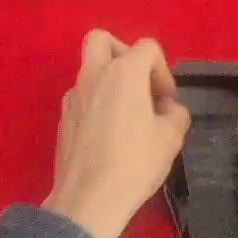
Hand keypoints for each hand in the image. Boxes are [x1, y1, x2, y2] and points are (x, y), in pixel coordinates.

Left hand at [43, 31, 191, 237]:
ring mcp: (73, 95)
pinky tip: (108, 134)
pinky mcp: (62, 117)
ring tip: (128, 115)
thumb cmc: (134, 163)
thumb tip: (167, 108)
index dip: (163, 70)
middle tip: (138, 84)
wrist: (89, 198)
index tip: (166, 100)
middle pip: (102, 39)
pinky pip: (82, 96)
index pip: (147, 47)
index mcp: (123, 72)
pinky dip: (96, 102)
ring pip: (90, 69)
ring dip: (110, 81)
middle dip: (123, 53)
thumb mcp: (171, 138)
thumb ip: (175, 113)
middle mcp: (94, 74)